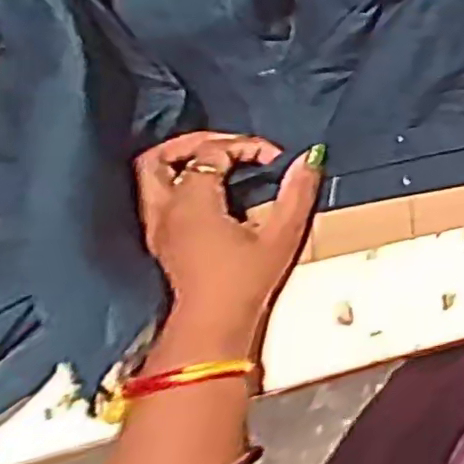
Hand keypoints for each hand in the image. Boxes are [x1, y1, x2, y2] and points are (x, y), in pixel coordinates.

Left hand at [134, 132, 325, 349]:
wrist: (214, 322)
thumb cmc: (249, 278)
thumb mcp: (284, 232)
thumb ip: (298, 191)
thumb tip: (311, 157)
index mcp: (193, 204)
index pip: (211, 153)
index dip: (247, 146)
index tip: (276, 158)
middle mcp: (165, 210)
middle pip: (160, 156)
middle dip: (199, 141)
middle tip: (236, 144)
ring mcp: (157, 224)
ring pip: (152, 174)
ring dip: (186, 158)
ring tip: (224, 159)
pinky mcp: (161, 237)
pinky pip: (160, 191)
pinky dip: (184, 177)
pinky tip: (215, 186)